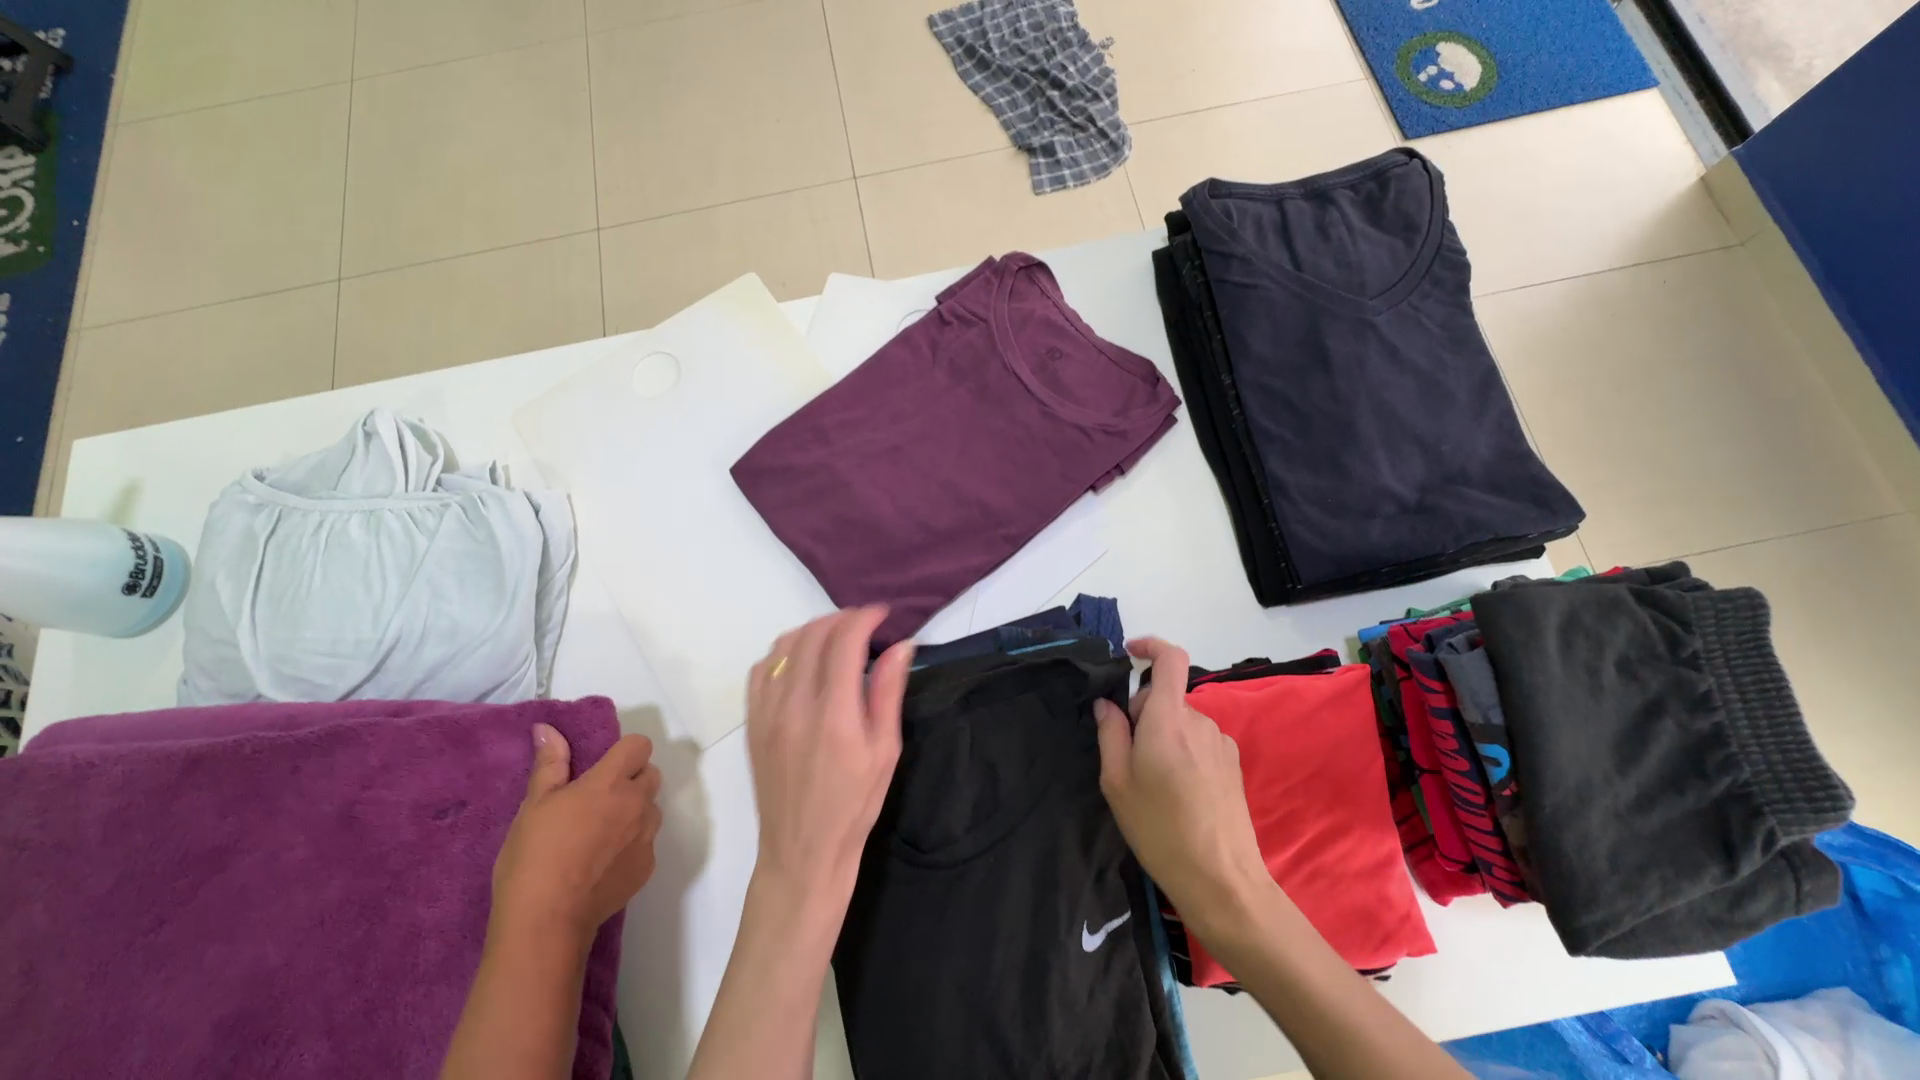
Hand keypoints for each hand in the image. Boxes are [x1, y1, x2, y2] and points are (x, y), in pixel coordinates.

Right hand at [490, 725, 662, 946]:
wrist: (547, 920)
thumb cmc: (533, 857)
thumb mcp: (534, 806)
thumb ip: (550, 764)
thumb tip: (548, 729)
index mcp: (610, 784)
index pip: (639, 746)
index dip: (624, 750)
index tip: (603, 764)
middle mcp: (637, 805)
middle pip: (651, 775)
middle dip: (632, 778)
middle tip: (599, 798)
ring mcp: (646, 837)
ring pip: (652, 809)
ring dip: (635, 811)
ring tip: (600, 832)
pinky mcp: (648, 867)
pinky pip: (647, 843)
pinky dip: (632, 844)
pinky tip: (603, 862)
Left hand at [746, 606, 914, 897]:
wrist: (802, 850)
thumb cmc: (855, 805)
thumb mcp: (885, 752)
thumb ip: (888, 693)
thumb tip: (900, 645)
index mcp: (835, 715)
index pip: (844, 641)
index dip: (864, 618)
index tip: (882, 616)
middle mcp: (795, 705)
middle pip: (812, 635)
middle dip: (841, 619)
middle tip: (863, 626)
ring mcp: (767, 712)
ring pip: (783, 646)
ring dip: (812, 631)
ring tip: (835, 640)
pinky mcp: (752, 722)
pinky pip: (761, 669)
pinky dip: (783, 653)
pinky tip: (802, 663)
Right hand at [1095, 637, 1274, 932]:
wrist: (1220, 878)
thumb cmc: (1159, 830)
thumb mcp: (1117, 784)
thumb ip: (1110, 734)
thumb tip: (1107, 704)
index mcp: (1168, 721)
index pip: (1170, 659)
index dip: (1150, 646)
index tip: (1129, 653)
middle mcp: (1199, 722)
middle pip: (1167, 698)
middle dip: (1142, 715)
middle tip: (1126, 760)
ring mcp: (1221, 742)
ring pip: (1182, 723)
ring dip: (1163, 737)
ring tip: (1153, 784)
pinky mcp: (1233, 763)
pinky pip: (1199, 741)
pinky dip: (1183, 752)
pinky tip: (1179, 793)